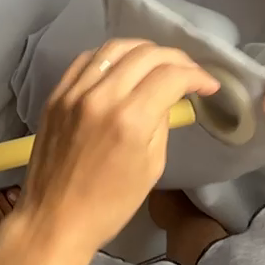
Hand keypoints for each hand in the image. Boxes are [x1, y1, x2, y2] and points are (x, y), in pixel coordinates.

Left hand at [13, 39, 219, 259]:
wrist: (54, 217)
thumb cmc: (110, 204)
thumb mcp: (151, 167)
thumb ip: (161, 123)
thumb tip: (167, 96)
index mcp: (130, 119)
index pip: (170, 76)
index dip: (196, 75)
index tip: (209, 85)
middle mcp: (102, 96)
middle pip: (145, 54)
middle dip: (175, 58)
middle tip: (189, 71)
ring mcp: (75, 91)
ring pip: (114, 48)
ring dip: (143, 49)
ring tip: (159, 61)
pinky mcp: (57, 93)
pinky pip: (86, 59)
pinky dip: (110, 55)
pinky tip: (122, 64)